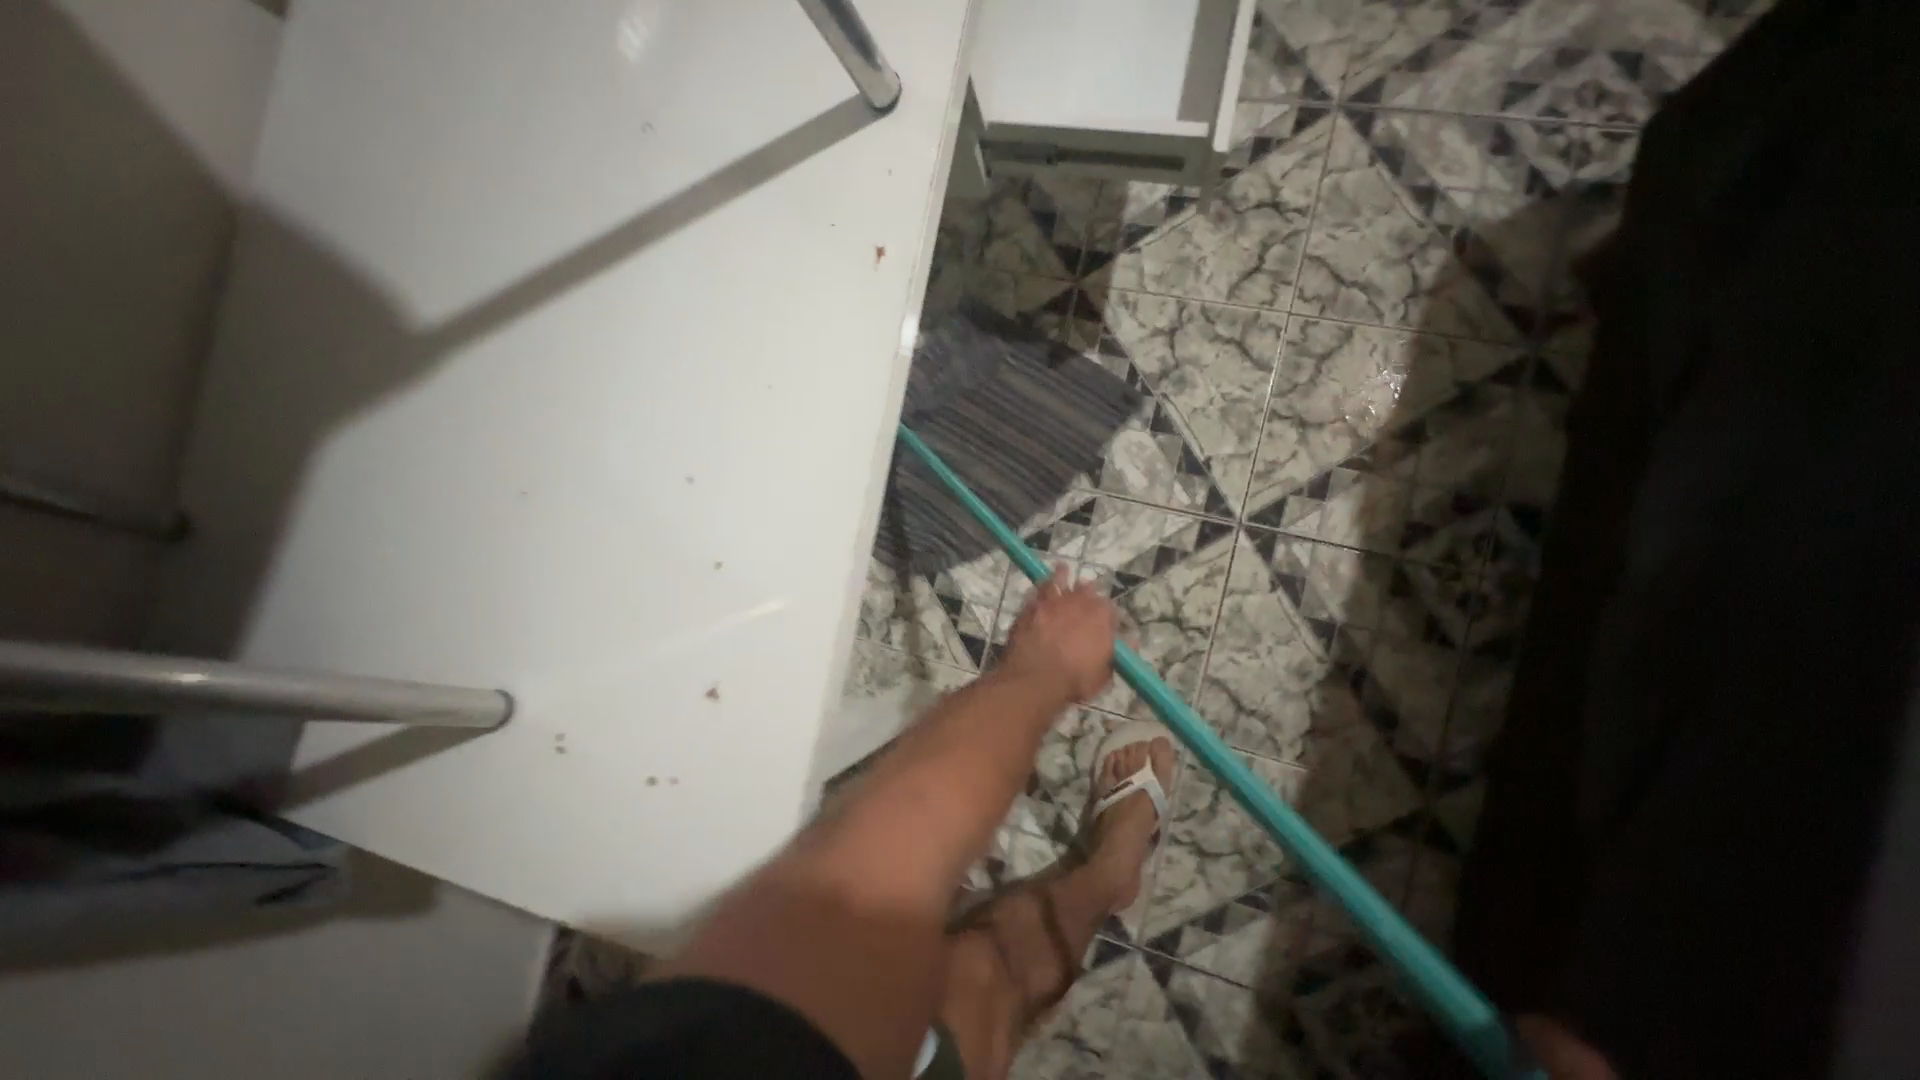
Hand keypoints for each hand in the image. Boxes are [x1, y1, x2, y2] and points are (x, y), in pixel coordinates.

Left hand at [1000, 576, 1116, 701]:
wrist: (1035, 679)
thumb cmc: (1075, 680)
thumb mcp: (1104, 674)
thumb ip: (1115, 654)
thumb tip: (1130, 642)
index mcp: (1100, 616)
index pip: (1110, 608)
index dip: (1108, 614)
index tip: (1106, 620)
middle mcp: (1077, 602)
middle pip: (1085, 589)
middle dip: (1087, 590)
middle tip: (1086, 589)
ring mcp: (1051, 602)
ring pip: (1058, 580)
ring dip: (1062, 575)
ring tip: (1062, 568)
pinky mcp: (1029, 608)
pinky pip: (1036, 592)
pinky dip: (1039, 589)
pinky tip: (1038, 588)